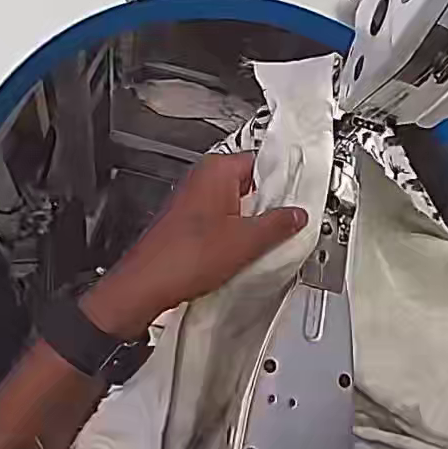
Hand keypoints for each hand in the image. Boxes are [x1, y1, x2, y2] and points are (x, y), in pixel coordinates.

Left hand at [79, 153, 307, 337]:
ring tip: (264, 240)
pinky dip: (238, 232)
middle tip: (287, 223)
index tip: (300, 197)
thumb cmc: (182, 258)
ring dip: (255, 221)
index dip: (285, 181)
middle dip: (271, 204)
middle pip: (253, 183)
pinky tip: (245, 251)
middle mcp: (203, 179)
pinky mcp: (191, 221)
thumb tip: (296, 216)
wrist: (146, 286)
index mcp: (217, 170)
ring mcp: (196, 200)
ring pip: (240, 204)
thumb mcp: (247, 241)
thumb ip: (279, 224)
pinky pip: (226, 219)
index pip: (264, 162)